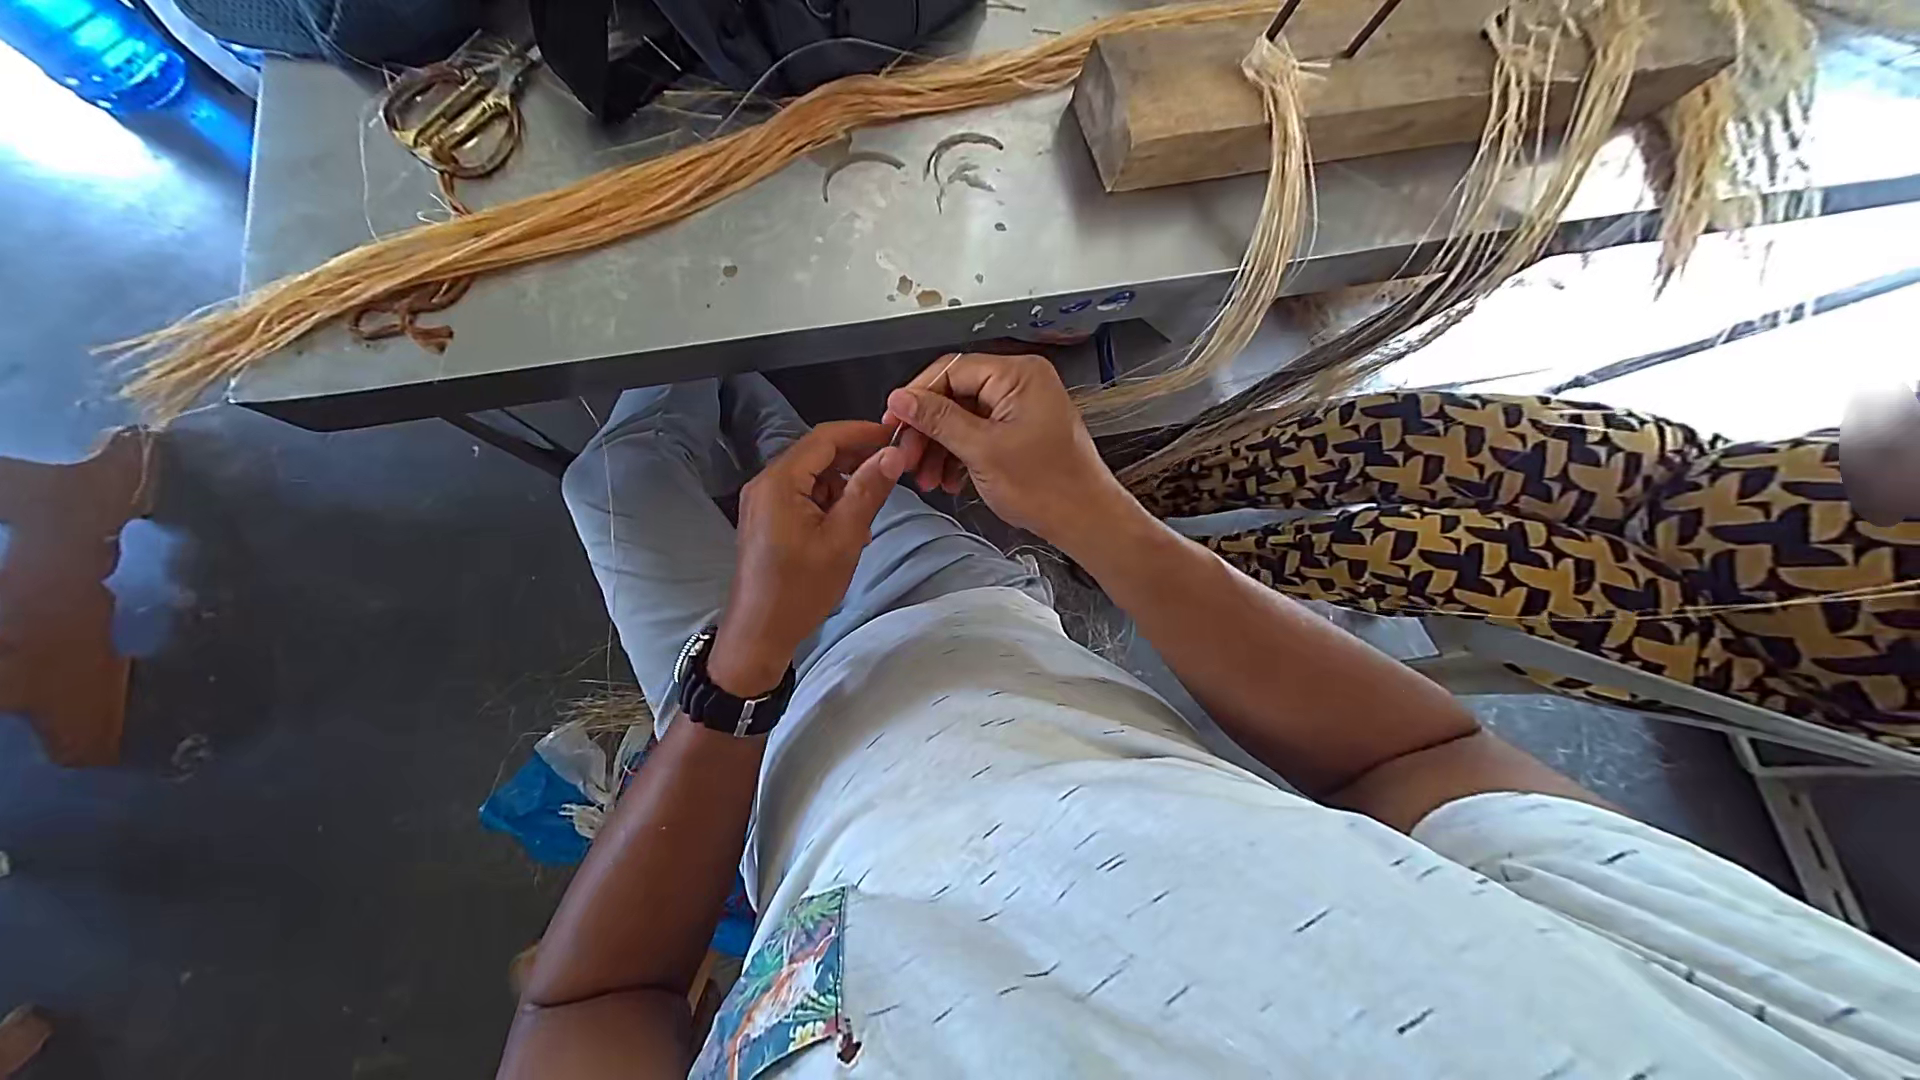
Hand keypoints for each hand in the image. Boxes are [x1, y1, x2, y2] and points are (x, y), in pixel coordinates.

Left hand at [708, 422, 905, 695]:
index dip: (862, 432)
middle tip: (892, 471)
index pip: (825, 438)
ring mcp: (764, 502)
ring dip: (844, 485)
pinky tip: (848, 527)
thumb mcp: (843, 538)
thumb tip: (893, 455)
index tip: (895, 437)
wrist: (760, 633)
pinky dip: (830, 503)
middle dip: (856, 460)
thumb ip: (868, 491)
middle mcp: (766, 483)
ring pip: (813, 476)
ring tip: (869, 511)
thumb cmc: (800, 589)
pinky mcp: (768, 520)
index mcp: (779, 482)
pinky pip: (804, 496)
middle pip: (818, 454)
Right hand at [882, 353, 1140, 554]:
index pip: (951, 371)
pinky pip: (978, 433)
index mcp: (1018, 375)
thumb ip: (938, 420)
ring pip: (963, 418)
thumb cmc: (1051, 488)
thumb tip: (903, 399)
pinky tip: (948, 478)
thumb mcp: (982, 451)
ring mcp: (1020, 408)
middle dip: (927, 430)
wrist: (1084, 520)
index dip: (917, 397)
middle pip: (954, 395)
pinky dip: (959, 455)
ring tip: (926, 476)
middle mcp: (1021, 384)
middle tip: (907, 456)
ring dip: (939, 447)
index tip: (894, 422)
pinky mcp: (1019, 431)